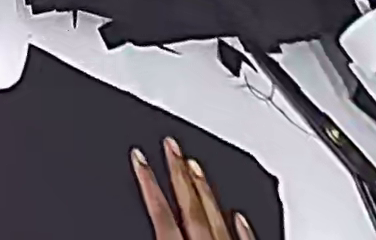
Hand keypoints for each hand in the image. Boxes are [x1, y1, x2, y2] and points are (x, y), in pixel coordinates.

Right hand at [132, 137, 255, 239]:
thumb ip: (152, 234)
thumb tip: (131, 227)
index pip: (160, 212)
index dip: (147, 181)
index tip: (139, 156)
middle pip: (190, 206)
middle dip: (178, 172)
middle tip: (171, 144)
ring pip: (217, 218)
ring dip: (205, 190)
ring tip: (195, 164)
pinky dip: (244, 229)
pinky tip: (240, 215)